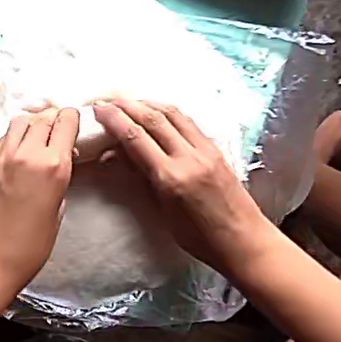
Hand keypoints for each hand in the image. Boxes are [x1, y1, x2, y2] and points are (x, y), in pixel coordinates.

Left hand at [0, 107, 79, 299]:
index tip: (76, 125)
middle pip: (43, 117)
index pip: (65, 122)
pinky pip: (5, 137)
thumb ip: (61, 181)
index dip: (72, 120)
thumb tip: (61, 165)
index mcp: (53, 166)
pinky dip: (16, 136)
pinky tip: (21, 150)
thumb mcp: (58, 212)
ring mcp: (3, 157)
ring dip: (34, 123)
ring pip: (21, 121)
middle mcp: (27, 154)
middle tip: (61, 132)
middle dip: (55, 120)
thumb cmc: (28, 247)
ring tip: (40, 138)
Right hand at [93, 99, 277, 274]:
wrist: (243, 241)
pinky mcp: (216, 149)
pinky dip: (168, 112)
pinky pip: (188, 122)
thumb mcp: (162, 211)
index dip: (113, 119)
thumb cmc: (198, 238)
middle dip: (126, 105)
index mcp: (170, 178)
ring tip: (128, 102)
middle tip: (106, 100)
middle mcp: (188, 158)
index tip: (97, 109)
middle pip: (152, 119)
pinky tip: (157, 112)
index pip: (135, 138)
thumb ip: (140, 178)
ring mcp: (205, 150)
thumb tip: (115, 154)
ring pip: (172, 114)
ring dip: (147, 103)